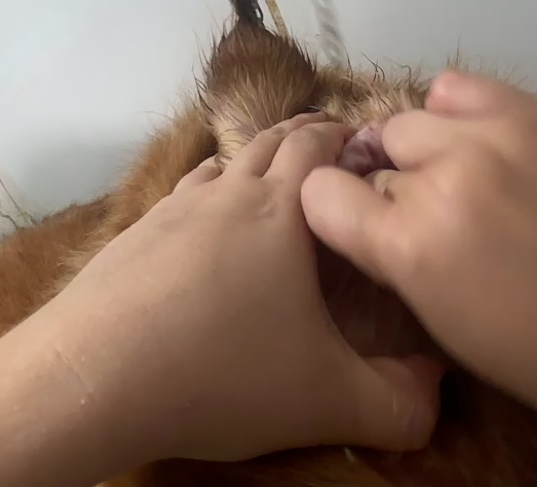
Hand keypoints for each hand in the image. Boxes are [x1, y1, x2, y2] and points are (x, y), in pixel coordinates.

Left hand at [12, 113, 443, 463]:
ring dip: (250, 162)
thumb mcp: (328, 400)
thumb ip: (400, 403)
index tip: (359, 137)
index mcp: (278, 210)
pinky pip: (183, 196)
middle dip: (301, 136)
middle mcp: (226, 193)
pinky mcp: (136, 232)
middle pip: (269, 143)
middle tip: (324, 144)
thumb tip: (437, 389)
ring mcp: (174, 209)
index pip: (314, 145)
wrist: (98, 369)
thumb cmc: (223, 370)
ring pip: (222, 165)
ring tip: (268, 179)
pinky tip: (202, 224)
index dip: (340, 133)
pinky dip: (206, 195)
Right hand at [300, 72, 536, 478]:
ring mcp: (496, 138)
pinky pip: (461, 87)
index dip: (332, 208)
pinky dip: (458, 111)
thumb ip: (392, 255)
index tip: (354, 220)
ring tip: (461, 176)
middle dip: (387, 181)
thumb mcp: (445, 323)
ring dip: (425, 148)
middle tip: (426, 210)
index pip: (321, 193)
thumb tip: (368, 209)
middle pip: (374, 150)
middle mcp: (445, 179)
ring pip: (415, 118)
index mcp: (412, 247)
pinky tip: (480, 141)